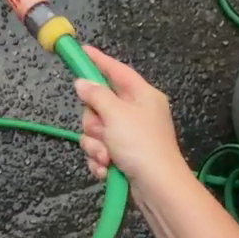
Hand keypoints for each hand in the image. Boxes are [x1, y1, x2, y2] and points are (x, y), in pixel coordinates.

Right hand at [74, 46, 187, 192]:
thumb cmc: (141, 144)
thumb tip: (82, 83)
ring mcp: (130, 135)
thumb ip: (96, 96)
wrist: (156, 186)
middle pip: (99, 106)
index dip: (99, 61)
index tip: (82, 51)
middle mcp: (137, 112)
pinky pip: (100, 150)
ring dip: (96, 145)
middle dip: (94, 123)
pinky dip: (100, 160)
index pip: (117, 71)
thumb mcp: (116, 114)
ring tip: (107, 157)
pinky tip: (107, 170)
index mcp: (142, 96)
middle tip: (102, 132)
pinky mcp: (124, 155)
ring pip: (96, 131)